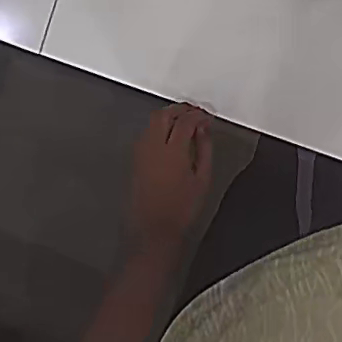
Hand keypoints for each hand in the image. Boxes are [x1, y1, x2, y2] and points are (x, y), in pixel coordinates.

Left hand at [124, 103, 213, 259]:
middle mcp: (153, 146)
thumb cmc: (181, 209)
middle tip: (194, 113)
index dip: (198, 115)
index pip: (185, 120)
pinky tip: (169, 136)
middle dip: (180, 109)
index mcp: (173, 150)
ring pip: (152, 121)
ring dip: (168, 116)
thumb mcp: (202, 179)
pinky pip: (147, 133)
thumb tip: (204, 130)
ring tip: (183, 122)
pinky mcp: (134, 159)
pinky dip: (159, 127)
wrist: (152, 232)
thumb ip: (204, 149)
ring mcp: (140, 152)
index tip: (207, 118)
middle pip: (164, 114)